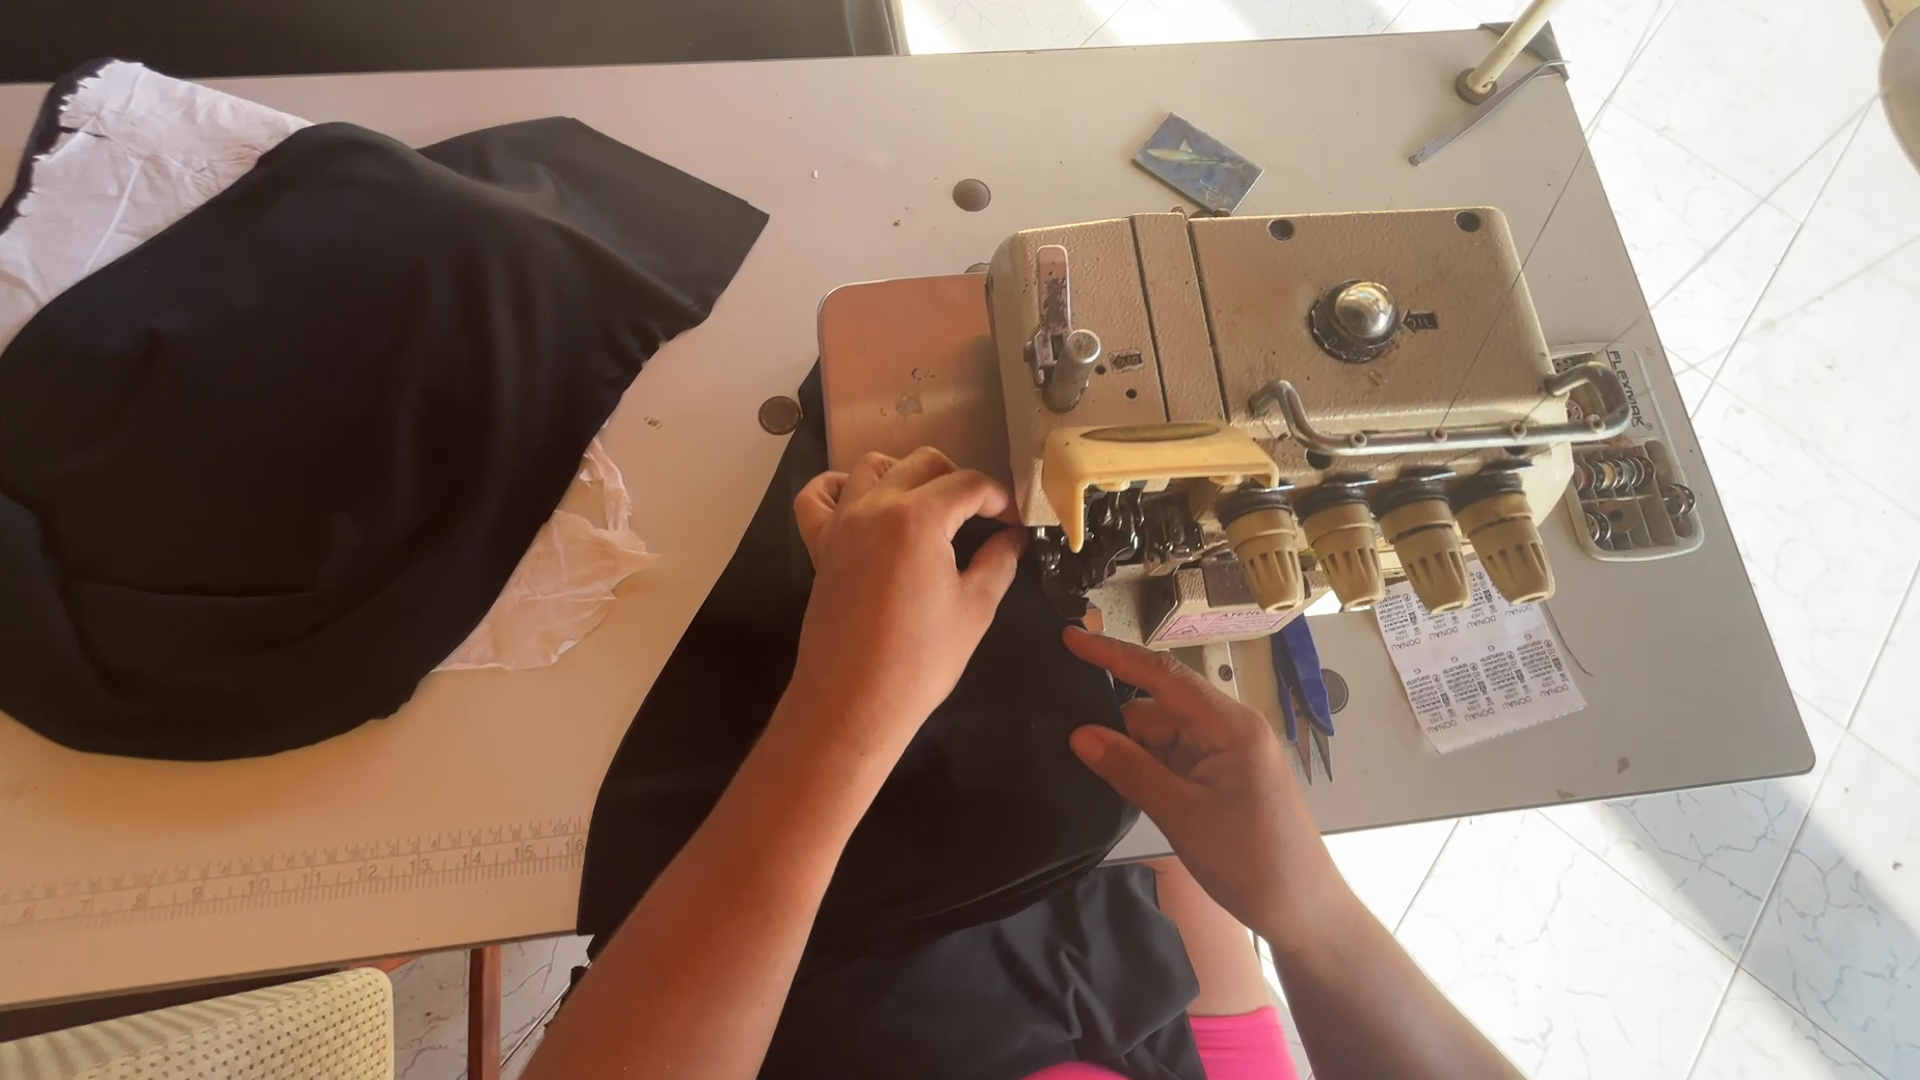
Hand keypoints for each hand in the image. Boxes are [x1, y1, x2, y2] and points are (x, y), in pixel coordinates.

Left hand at [784, 448, 1025, 759]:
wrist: (853, 702)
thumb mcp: (975, 609)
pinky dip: (838, 489)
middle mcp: (875, 506)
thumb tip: (1014, 538)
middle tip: (978, 515)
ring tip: (926, 507)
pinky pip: (817, 498)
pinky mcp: (819, 546)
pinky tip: (862, 505)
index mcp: (919, 518)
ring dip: (904, 474)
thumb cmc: (921, 660)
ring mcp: (841, 524)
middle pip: (922, 462)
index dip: (998, 497)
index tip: (1012, 521)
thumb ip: (998, 562)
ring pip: (871, 466)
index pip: (968, 483)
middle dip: (958, 479)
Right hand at [1063, 627, 1343, 934]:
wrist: (1305, 915)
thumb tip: (1080, 734)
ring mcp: (1224, 752)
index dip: (1113, 653)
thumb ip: (1130, 770)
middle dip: (1117, 723)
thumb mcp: (1182, 815)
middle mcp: (1228, 728)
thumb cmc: (1251, 861)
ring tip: (1095, 772)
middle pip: (1157, 708)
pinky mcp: (1220, 775)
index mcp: (1229, 725)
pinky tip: (1123, 782)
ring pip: (1161, 734)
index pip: (1163, 674)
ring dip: (1131, 751)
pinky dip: (1146, 766)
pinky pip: (1172, 756)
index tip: (1071, 638)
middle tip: (1067, 738)